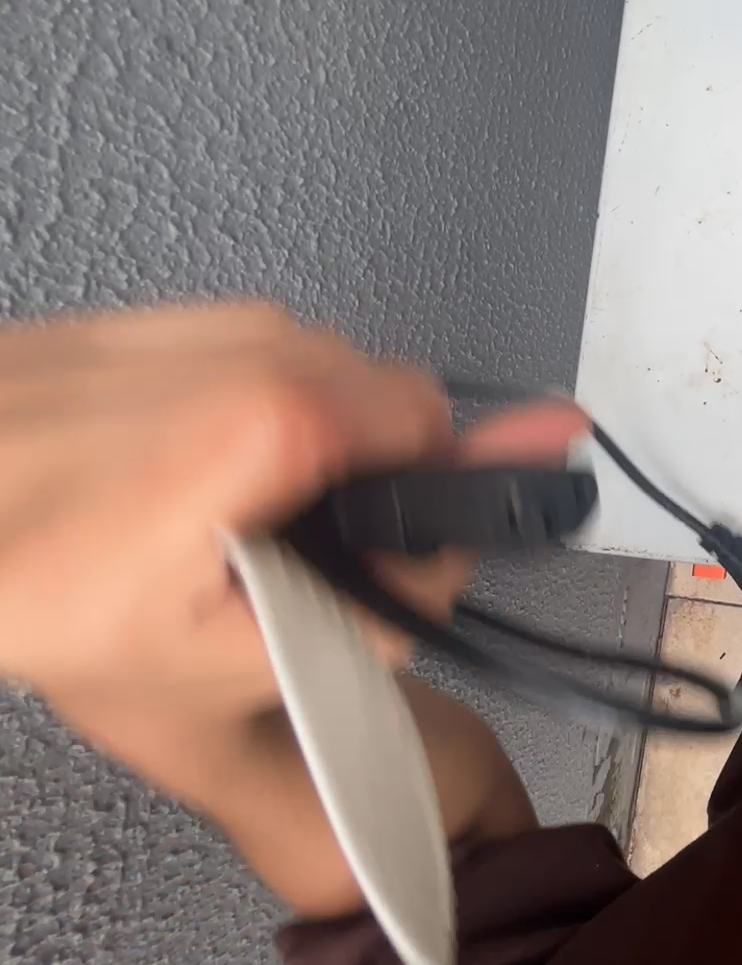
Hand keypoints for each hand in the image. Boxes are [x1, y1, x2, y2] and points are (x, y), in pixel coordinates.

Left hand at [0, 303, 586, 728]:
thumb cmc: (38, 605)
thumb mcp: (245, 653)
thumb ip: (389, 597)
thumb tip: (472, 534)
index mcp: (265, 428)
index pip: (425, 412)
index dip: (421, 465)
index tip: (381, 503)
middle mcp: (225, 353)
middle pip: (380, 382)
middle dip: (370, 447)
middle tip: (299, 510)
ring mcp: (172, 324)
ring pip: (324, 357)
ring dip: (313, 418)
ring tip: (234, 483)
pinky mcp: (126, 313)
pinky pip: (248, 339)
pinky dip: (249, 388)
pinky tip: (192, 443)